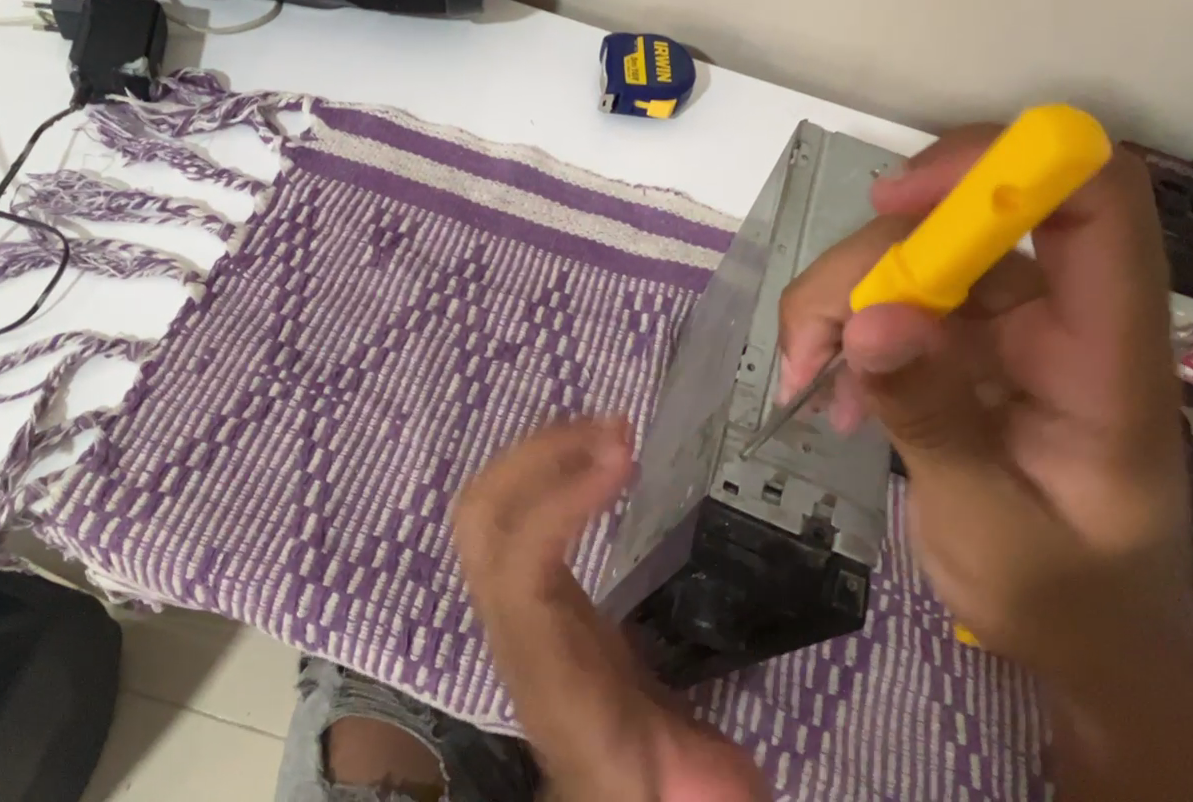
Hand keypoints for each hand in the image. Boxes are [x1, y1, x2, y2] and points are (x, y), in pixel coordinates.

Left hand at [452, 420, 768, 801]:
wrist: (625, 795)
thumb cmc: (655, 786)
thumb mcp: (676, 783)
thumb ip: (686, 771)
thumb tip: (709, 772)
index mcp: (546, 673)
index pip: (520, 569)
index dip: (561, 503)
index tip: (623, 457)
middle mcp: (515, 628)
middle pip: (482, 518)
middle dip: (538, 455)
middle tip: (613, 427)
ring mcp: (516, 601)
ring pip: (492, 506)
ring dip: (542, 451)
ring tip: (609, 427)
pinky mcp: (536, 586)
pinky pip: (522, 512)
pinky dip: (556, 471)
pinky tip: (605, 459)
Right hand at [776, 126, 1192, 681]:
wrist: (1081, 635)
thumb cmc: (1061, 593)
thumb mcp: (989, 524)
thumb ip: (934, 420)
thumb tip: (870, 320)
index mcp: (1106, 352)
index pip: (1090, 204)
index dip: (998, 168)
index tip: (891, 201)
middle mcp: (1058, 315)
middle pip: (958, 223)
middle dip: (865, 266)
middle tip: (809, 350)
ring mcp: (1007, 325)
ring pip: (908, 254)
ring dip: (837, 302)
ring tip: (807, 380)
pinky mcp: (963, 342)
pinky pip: (889, 298)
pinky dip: (840, 330)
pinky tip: (827, 390)